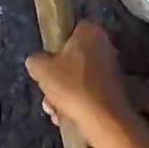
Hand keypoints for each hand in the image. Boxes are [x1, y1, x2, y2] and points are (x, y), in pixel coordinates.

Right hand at [24, 22, 143, 147]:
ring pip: (77, 78)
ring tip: (54, 109)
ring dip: (62, 94)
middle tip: (47, 90)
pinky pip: (88, 92)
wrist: (104, 119)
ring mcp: (111, 69)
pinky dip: (76, 103)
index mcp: (91, 32)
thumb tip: (37, 61)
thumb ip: (35, 60)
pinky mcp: (113, 91)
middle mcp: (105, 46)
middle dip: (56, 77)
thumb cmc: (72, 86)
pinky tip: (65, 117)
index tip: (46, 60)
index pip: (70, 28)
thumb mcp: (42, 69)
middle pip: (71, 57)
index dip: (55, 43)